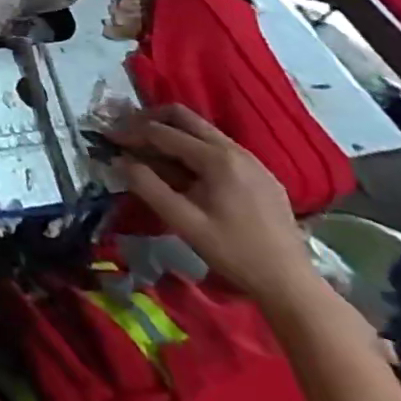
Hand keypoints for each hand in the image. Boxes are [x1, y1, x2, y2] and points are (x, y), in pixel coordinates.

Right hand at [109, 104, 314, 304]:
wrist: (291, 284)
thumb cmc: (234, 253)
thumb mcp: (184, 222)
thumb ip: (148, 187)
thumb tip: (120, 161)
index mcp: (216, 158)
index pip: (163, 132)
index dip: (132, 132)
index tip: (108, 138)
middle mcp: (234, 149)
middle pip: (184, 116)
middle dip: (150, 119)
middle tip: (127, 133)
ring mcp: (251, 159)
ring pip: (202, 130)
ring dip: (171, 133)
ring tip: (149, 150)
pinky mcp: (260, 173)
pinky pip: (218, 146)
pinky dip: (192, 147)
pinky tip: (184, 170)